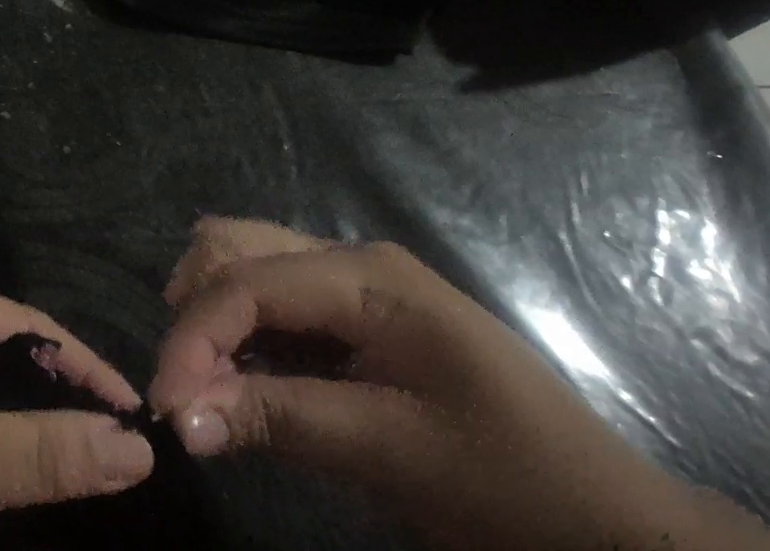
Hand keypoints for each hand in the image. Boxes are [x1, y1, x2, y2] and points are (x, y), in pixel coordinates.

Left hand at [0, 278, 154, 550]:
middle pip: (3, 351)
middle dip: (60, 393)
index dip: (82, 366)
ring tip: (90, 459)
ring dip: (31, 420)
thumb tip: (138, 445)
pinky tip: (28, 468)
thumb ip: (31, 452)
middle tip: (123, 447)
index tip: (140, 422)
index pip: (19, 322)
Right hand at [149, 218, 769, 550]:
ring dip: (209, 315)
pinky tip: (239, 372)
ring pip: (244, 265)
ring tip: (205, 378)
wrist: (604, 518)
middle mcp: (351, 260)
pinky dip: (237, 330)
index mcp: (369, 277)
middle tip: (185, 389)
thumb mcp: (391, 451)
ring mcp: (353, 282)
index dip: (192, 340)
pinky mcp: (353, 314)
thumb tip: (178, 420)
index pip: (247, 286)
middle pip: (233, 250)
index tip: (165, 407)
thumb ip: (276, 420)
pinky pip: (270, 299)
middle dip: (193, 315)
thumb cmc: (510, 477)